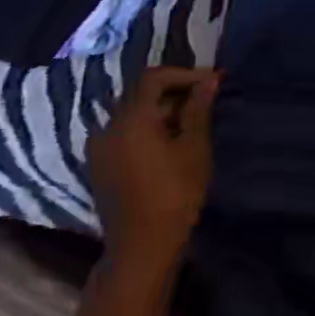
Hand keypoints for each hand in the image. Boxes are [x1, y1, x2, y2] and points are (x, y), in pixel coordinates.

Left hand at [88, 67, 218, 272]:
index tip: (214, 82)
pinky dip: (150, 125)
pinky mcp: (101, 162)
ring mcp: (100, 147)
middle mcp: (107, 128)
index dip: (186, 74)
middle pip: (140, 93)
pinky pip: (125, 130)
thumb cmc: (176, 191)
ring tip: (195, 118)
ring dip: (164, 108)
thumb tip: (209, 80)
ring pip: (133, 112)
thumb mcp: (194, 147)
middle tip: (209, 98)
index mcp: (130, 121)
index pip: (153, 78)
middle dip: (176, 90)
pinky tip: (173, 138)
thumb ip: (198, 110)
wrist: (142, 241)